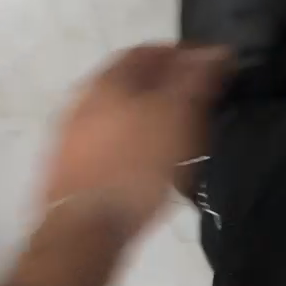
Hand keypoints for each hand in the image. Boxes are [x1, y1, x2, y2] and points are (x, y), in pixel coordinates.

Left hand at [40, 44, 231, 243]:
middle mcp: (83, 99)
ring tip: (181, 133)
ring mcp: (70, 136)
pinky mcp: (68, 169)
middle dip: (170, 85)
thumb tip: (217, 51)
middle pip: (135, 80)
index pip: (153, 49)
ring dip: (152, 114)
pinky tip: (152, 160)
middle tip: (201, 101)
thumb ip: (200, 77)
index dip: (187, 54)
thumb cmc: (138, 165)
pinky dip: (135, 140)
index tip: (214, 70)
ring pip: (122, 111)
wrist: (83, 236)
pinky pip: (111, 140)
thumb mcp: (181, 114)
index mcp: (108, 79)